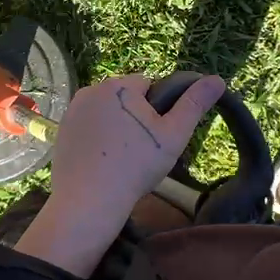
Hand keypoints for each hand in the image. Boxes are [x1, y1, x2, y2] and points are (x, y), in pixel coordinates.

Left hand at [14, 74, 224, 276]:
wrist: (89, 200)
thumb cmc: (136, 165)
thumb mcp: (174, 135)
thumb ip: (195, 104)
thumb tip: (218, 79)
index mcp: (119, 85)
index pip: (149, 85)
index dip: (158, 110)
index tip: (156, 136)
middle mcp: (91, 89)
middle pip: (126, 98)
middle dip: (136, 117)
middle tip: (142, 151)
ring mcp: (72, 111)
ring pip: (107, 112)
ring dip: (117, 126)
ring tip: (123, 159)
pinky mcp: (61, 131)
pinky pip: (89, 127)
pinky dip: (98, 139)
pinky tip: (104, 162)